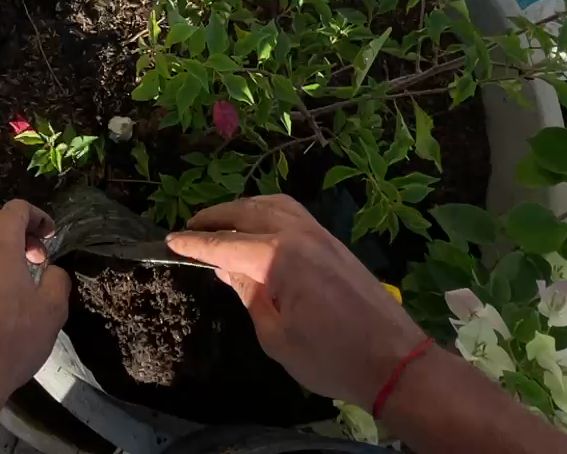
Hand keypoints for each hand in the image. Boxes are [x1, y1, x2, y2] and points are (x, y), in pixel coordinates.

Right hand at [167, 194, 427, 406]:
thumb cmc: (331, 357)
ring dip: (241, 209)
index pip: (225, 245)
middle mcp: (296, 232)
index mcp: (278, 256)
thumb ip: (248, 295)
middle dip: (215, 218)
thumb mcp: (276, 336)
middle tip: (190, 228)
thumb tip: (228, 270)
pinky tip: (257, 224)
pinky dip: (265, 210)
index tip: (170, 240)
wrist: (396, 361)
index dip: (195, 244)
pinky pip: (289, 211)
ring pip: (269, 204)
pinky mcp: (331, 240)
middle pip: (246, 213)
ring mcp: (317, 232)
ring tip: (221, 222)